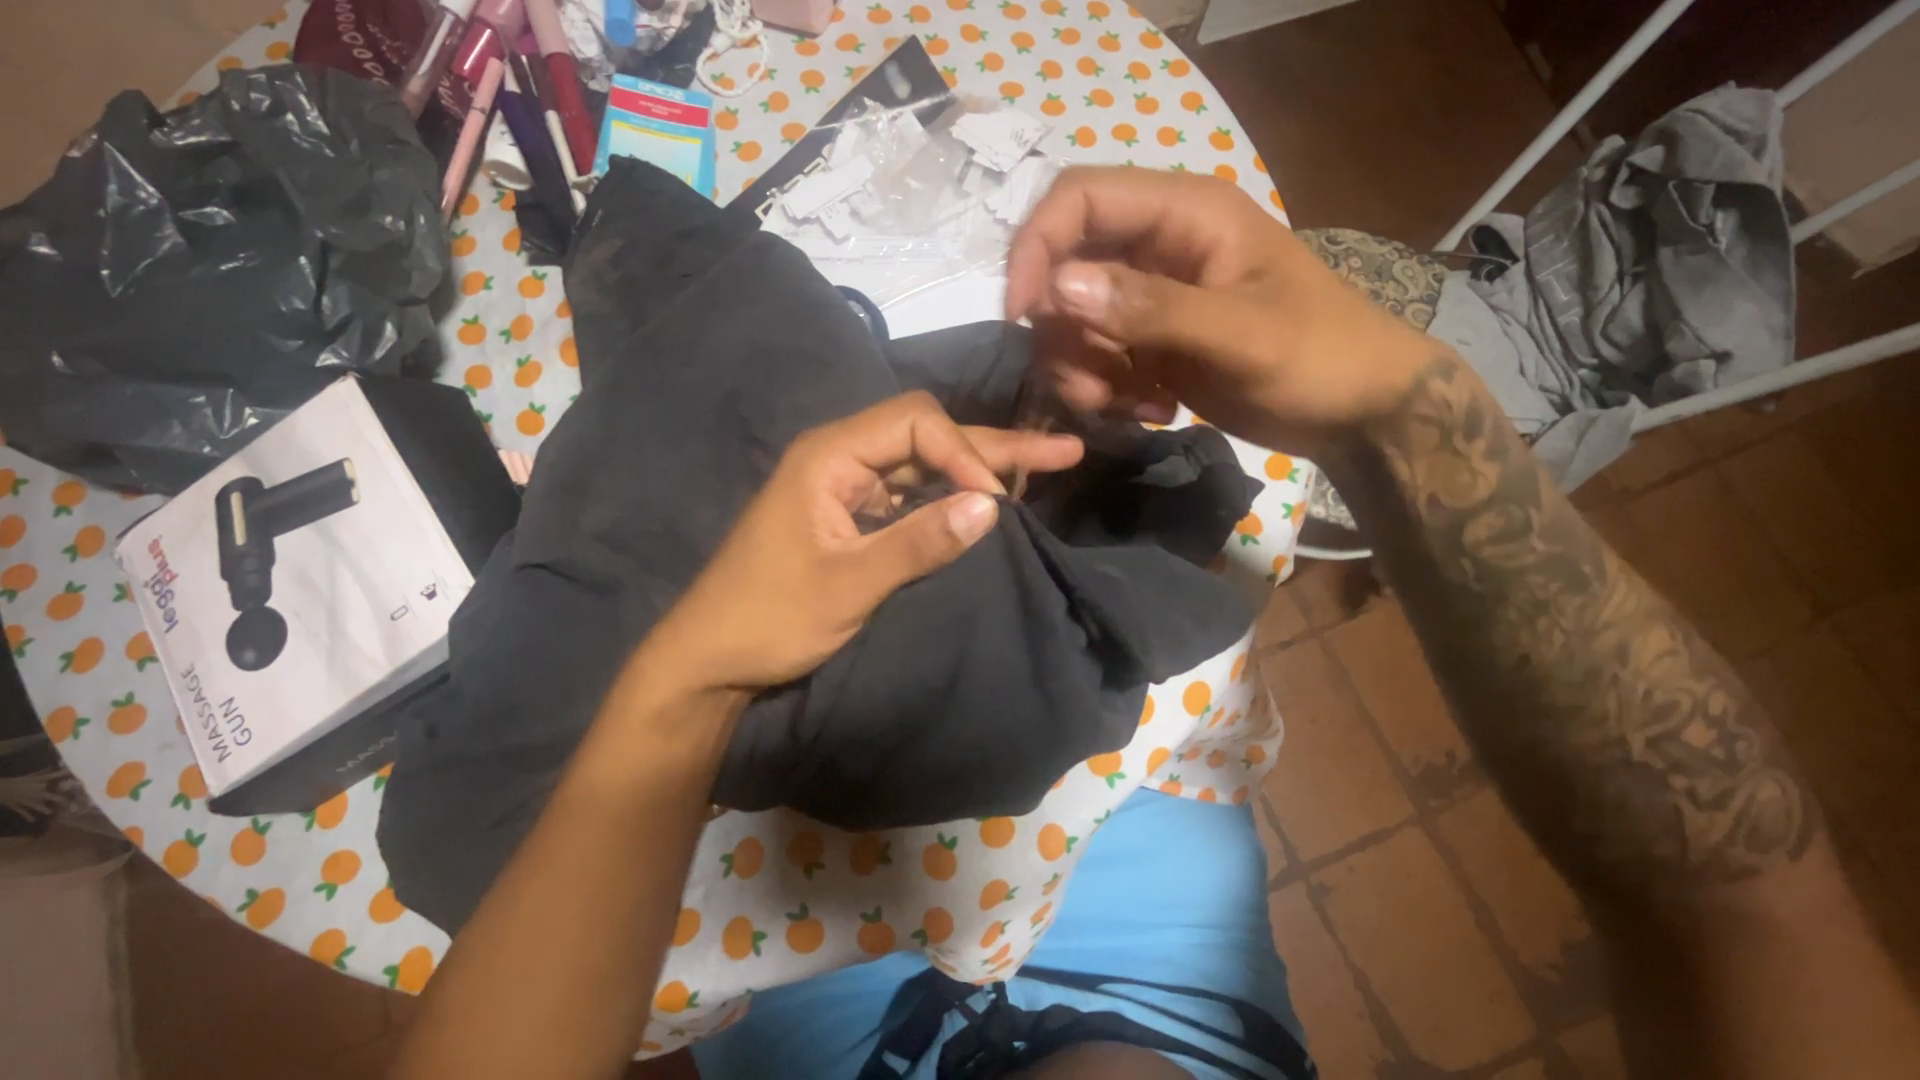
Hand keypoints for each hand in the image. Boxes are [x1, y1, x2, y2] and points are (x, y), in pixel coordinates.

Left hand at [646, 392, 1083, 693]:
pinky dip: (951, 498)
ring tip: (1046, 468)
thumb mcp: (849, 584)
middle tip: (1064, 451)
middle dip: (993, 447)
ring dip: (979, 469)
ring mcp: (846, 489)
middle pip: (927, 435)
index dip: (965, 455)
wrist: (711, 659)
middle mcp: (841, 459)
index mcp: (830, 456)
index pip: (916, 423)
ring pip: (924, 465)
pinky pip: (911, 495)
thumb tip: (992, 506)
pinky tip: (990, 505)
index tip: (995, 506)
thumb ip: (919, 542)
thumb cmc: (770, 618)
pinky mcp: (851, 518)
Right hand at [1005, 166, 1434, 454]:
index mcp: (1184, 214)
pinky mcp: (1148, 340)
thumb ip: (1152, 309)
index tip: (1023, 316)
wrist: (1357, 412)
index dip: (1037, 246)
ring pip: (1071, 321)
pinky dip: (1105, 389)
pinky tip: (1153, 409)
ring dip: (1083, 371)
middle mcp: (1156, 246)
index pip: (1079, 198)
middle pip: (1062, 267)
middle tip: (1092, 389)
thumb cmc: (1319, 357)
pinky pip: (1094, 356)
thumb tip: (1057, 289)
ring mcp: (1150, 296)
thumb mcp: (1241, 334)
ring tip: (1132, 406)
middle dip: (1062, 334)